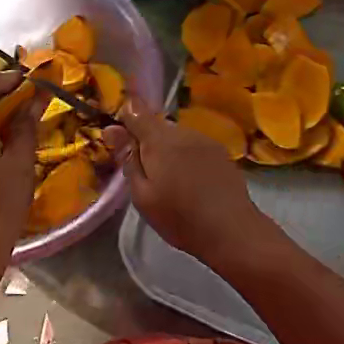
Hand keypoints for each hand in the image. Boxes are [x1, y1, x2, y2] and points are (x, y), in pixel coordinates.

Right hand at [106, 100, 273, 260]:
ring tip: (167, 179)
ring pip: (176, 136)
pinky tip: (189, 180)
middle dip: (146, 140)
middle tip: (143, 171)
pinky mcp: (220, 152)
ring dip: (167, 149)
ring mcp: (205, 140)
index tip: (118, 138)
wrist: (230, 230)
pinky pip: (193, 145)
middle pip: (157, 125)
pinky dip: (185, 156)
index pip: (136, 113)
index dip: (125, 119)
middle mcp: (183, 133)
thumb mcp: (142, 195)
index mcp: (159, 141)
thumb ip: (128, 159)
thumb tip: (113, 130)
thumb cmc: (178, 217)